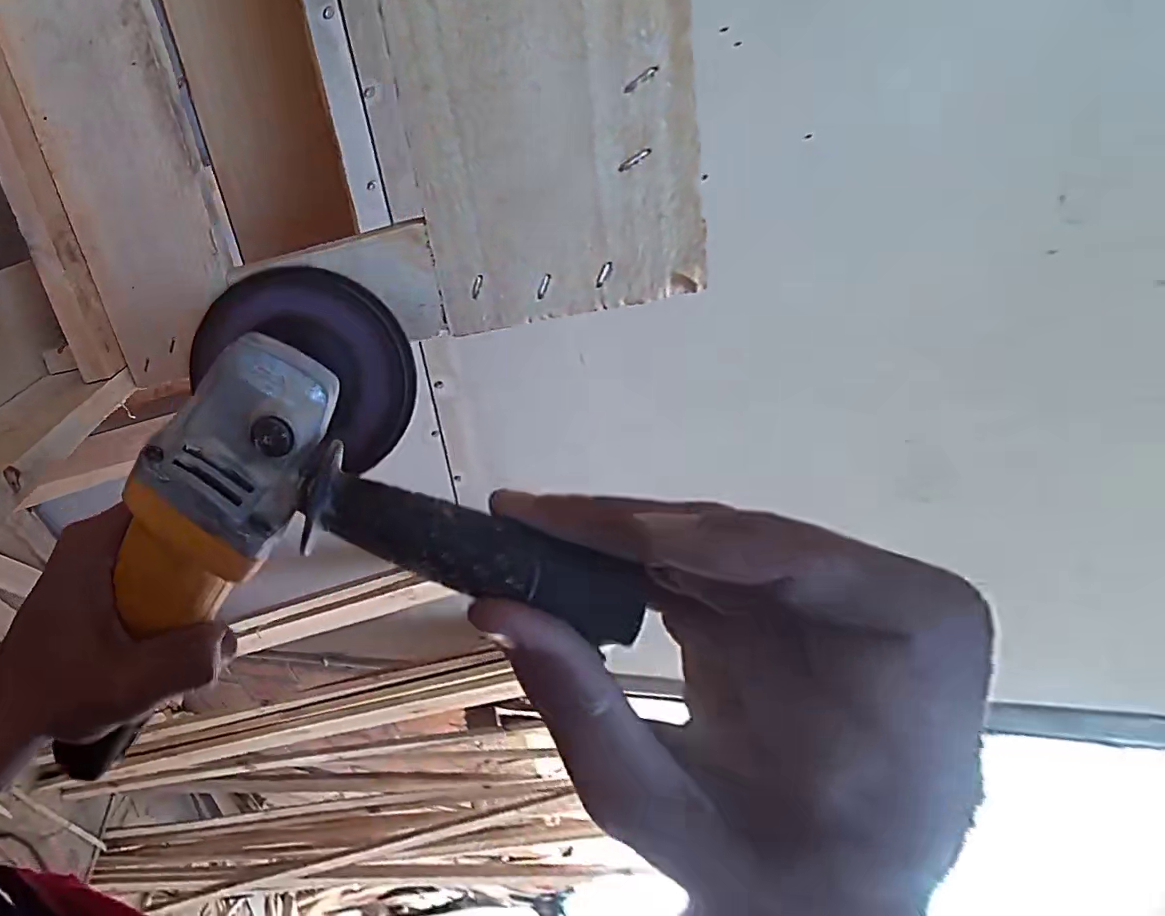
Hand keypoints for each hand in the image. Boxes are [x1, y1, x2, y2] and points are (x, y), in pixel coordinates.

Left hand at [0, 505, 233, 742]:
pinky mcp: (84, 584)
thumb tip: (227, 638)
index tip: (229, 548)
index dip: (199, 520)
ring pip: (149, 557)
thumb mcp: (128, 685)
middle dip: (190, 563)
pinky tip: (165, 634)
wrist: (7, 714)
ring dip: (174, 586)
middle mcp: (89, 539)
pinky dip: (155, 597)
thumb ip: (183, 662)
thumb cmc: (59, 692)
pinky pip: (135, 575)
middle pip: (159, 532)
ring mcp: (84, 561)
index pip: (161, 504)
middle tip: (214, 598)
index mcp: (94, 541)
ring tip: (194, 622)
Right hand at [468, 493, 993, 915]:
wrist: (803, 899)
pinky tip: (562, 553)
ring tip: (527, 525)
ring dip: (613, 531)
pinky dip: (618, 554)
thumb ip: (575, 706)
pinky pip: (686, 558)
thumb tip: (491, 607)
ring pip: (705, 537)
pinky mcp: (764, 611)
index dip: (720, 544)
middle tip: (525, 516)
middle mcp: (871, 631)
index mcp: (902, 693)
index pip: (828, 576)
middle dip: (629, 526)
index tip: (616, 540)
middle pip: (748, 540)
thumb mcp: (652, 807)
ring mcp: (815, 614)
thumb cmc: (758, 875)